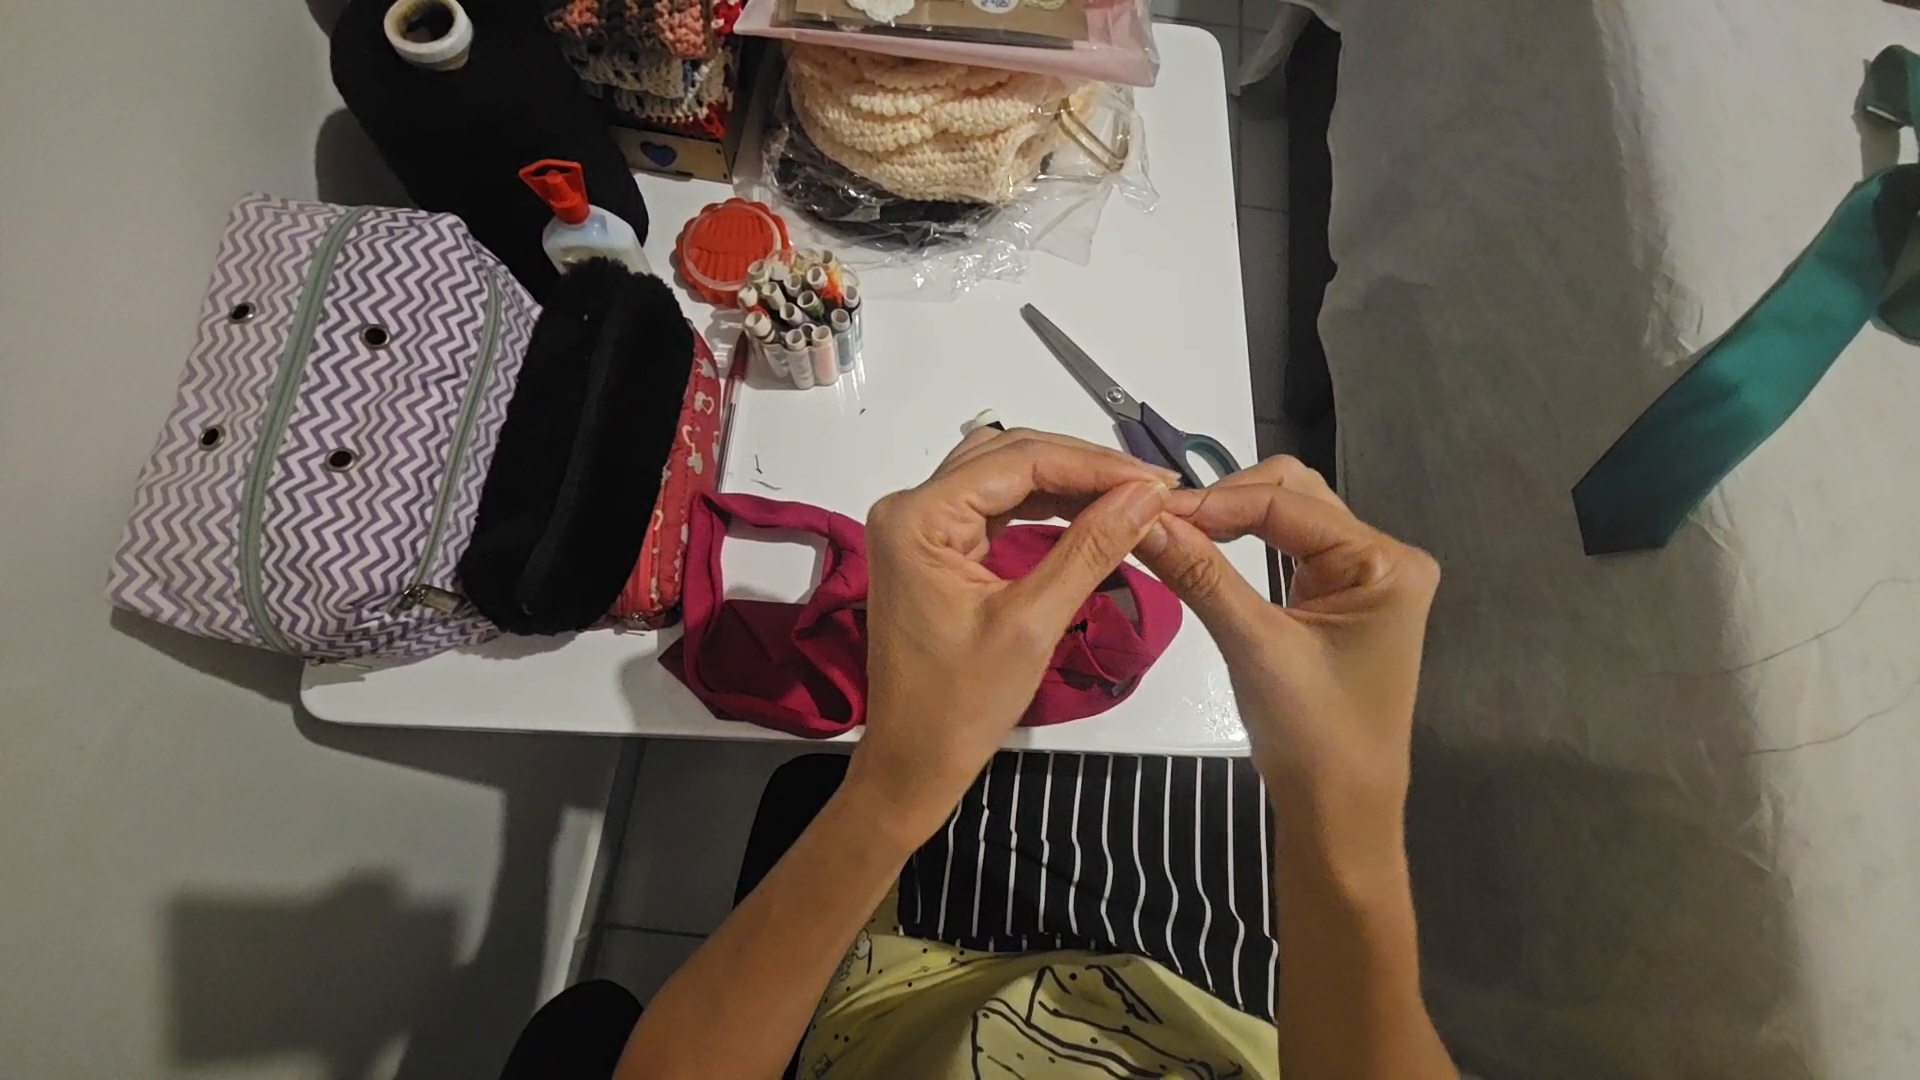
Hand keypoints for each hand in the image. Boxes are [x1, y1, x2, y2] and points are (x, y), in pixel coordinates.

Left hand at [848, 429, 1178, 842]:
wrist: (914, 758)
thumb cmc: (961, 705)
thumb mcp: (1032, 623)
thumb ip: (1090, 549)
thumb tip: (1146, 494)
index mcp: (917, 518)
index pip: (1018, 461)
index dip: (1093, 464)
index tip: (1156, 480)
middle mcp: (910, 508)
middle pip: (1007, 457)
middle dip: (1080, 467)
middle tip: (1147, 488)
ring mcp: (918, 526)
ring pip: (1001, 475)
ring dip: (1063, 481)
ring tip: (1126, 495)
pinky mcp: (933, 546)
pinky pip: (992, 505)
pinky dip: (1040, 504)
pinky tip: (1083, 510)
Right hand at [1137, 456, 1439, 855]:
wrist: (1338, 810)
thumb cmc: (1311, 735)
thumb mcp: (1253, 646)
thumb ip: (1199, 575)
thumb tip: (1141, 521)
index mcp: (1384, 562)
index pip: (1285, 503)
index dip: (1212, 502)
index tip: (1147, 512)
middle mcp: (1382, 557)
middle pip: (1292, 494)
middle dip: (1226, 500)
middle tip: (1165, 523)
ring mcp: (1361, 576)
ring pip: (1287, 515)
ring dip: (1232, 517)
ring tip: (1178, 532)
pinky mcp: (1337, 596)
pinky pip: (1286, 547)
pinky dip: (1243, 541)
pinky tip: (1207, 548)